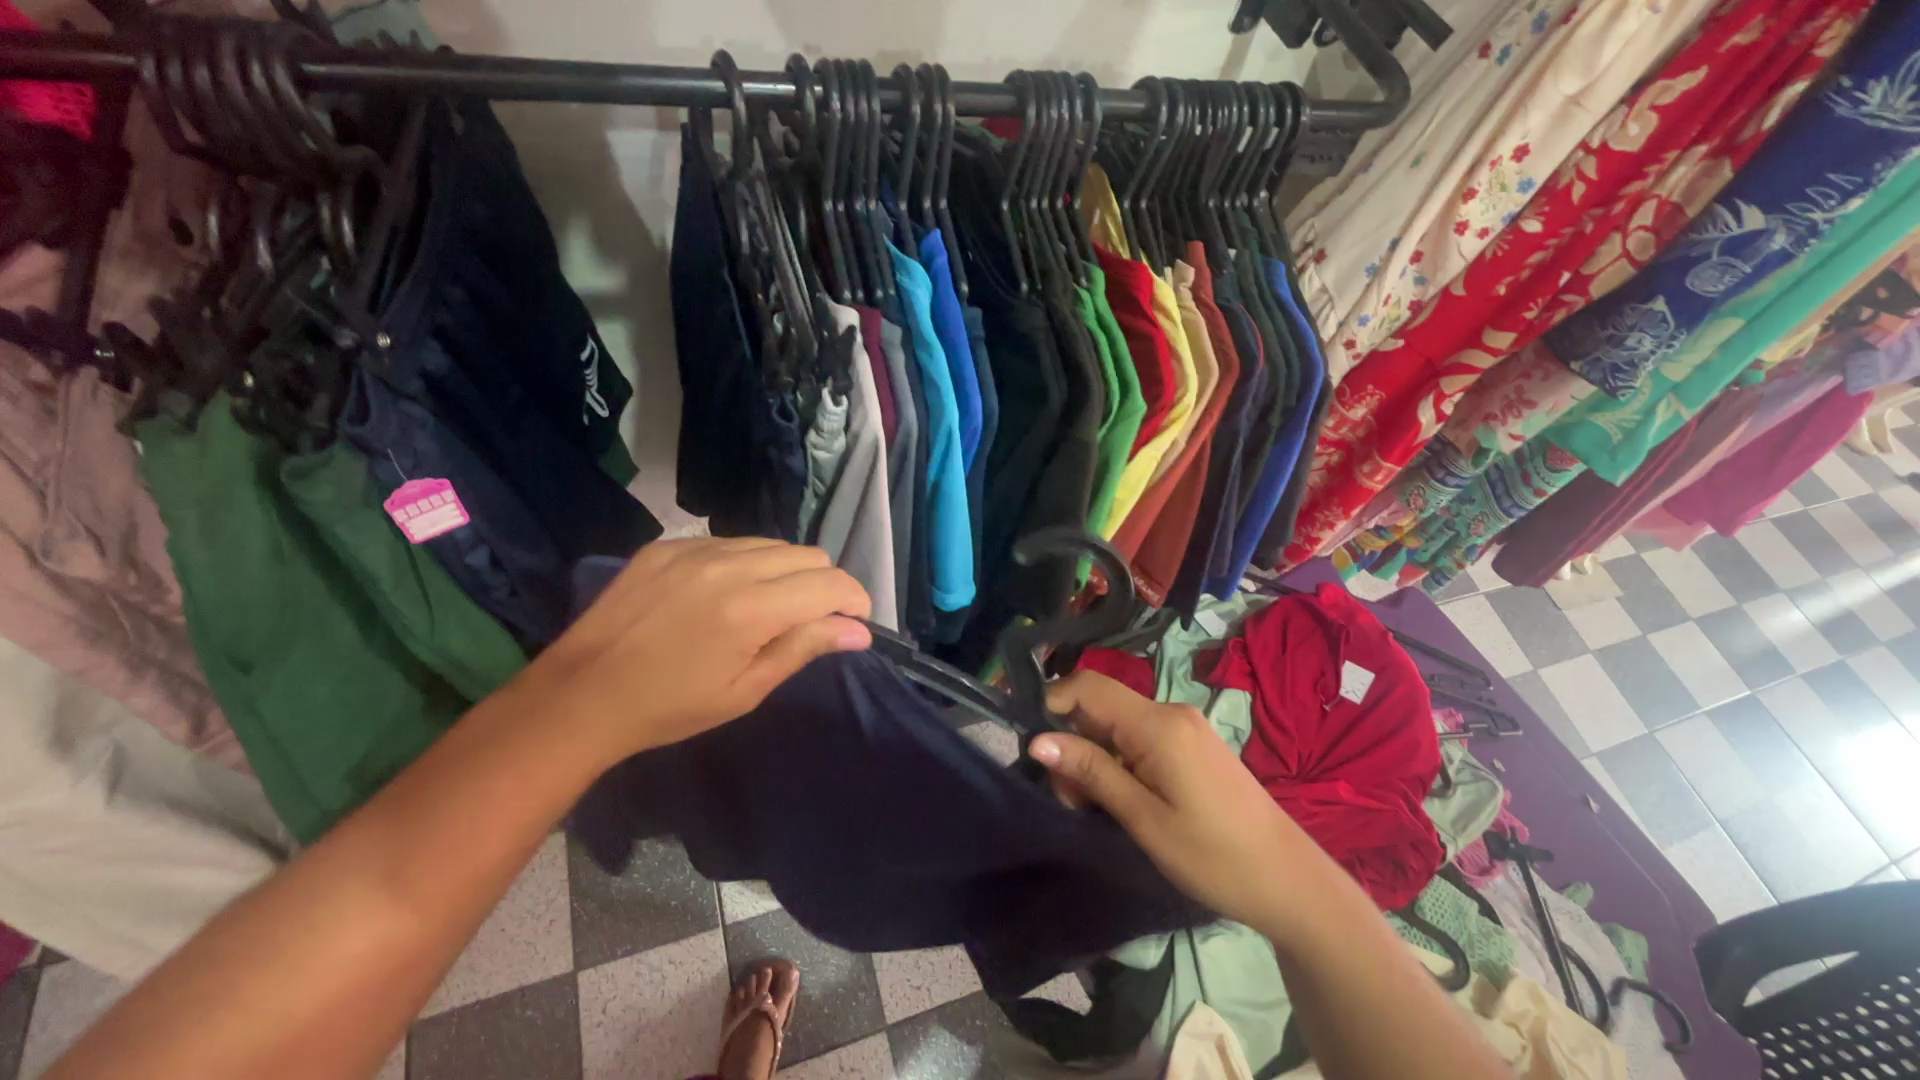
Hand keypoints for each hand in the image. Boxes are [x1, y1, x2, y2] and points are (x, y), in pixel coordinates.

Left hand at [510, 538, 871, 766]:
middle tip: (812, 621)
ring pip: (770, 544)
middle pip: (807, 554)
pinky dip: (745, 564)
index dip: (855, 600)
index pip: (830, 583)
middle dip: (824, 585)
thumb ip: (804, 648)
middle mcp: (729, 565)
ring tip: (768, 608)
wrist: (582, 694)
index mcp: (751, 608)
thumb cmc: (670, 707)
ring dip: (786, 571)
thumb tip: (858, 630)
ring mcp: (694, 549)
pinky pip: (729, 542)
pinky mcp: (667, 545)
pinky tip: (725, 596)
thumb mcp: (745, 690)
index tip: (854, 623)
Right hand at [1028, 670, 1302, 928]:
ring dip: (1095, 760)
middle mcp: (1170, 713)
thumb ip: (1092, 772)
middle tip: (1074, 803)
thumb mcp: (1144, 819)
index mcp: (1158, 724)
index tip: (1037, 755)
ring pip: (1116, 726)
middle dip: (1073, 745)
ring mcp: (1185, 728)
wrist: (1288, 880)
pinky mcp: (1192, 746)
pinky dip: (1119, 764)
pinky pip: (1139, 739)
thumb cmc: (1214, 855)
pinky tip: (1125, 803)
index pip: (1087, 685)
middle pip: (1099, 708)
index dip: (1052, 706)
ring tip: (1099, 811)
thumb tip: (1038, 740)